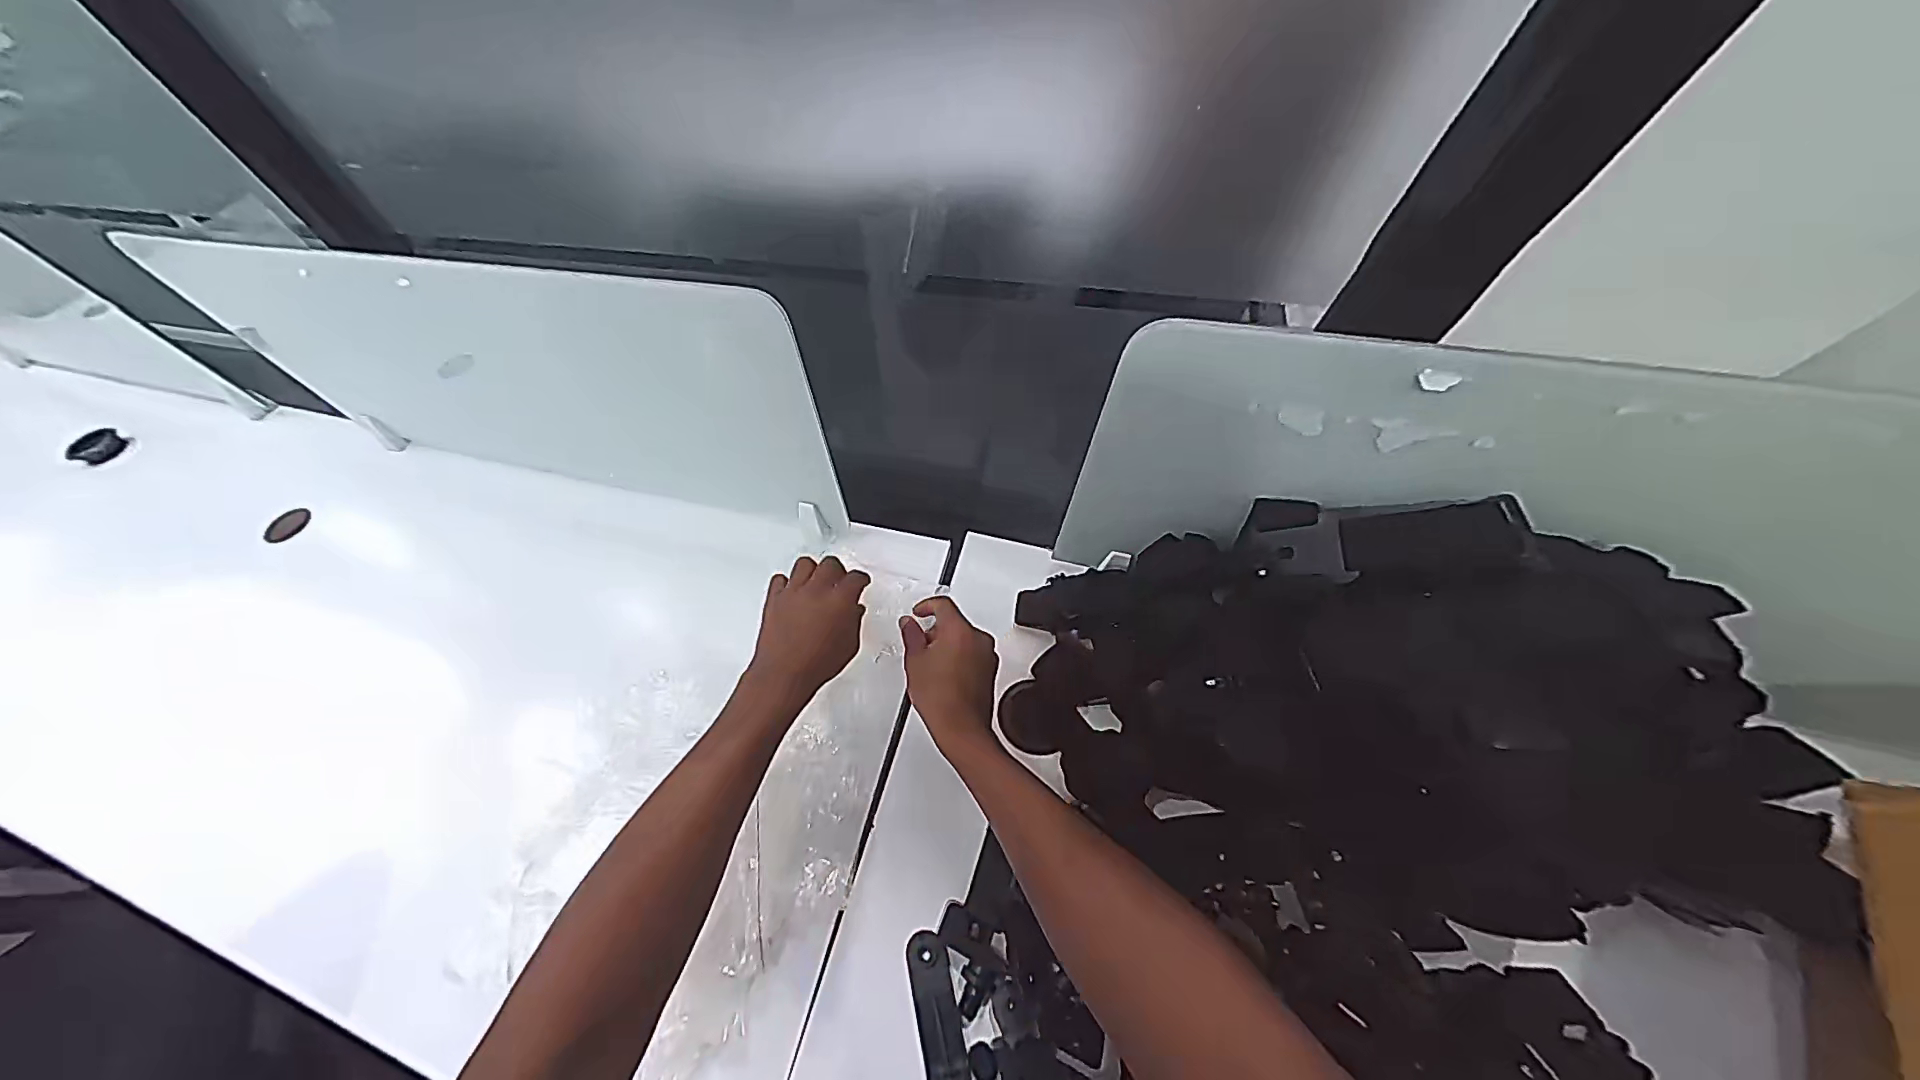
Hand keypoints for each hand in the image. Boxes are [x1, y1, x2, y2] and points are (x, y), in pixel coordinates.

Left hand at [747, 556, 871, 700]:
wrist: (784, 674)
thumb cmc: (815, 664)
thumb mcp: (849, 645)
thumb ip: (854, 622)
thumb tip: (853, 611)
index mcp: (840, 600)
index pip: (856, 578)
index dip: (860, 579)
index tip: (860, 581)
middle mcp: (817, 591)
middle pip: (830, 564)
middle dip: (838, 570)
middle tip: (840, 578)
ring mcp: (794, 593)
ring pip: (805, 564)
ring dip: (813, 570)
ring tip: (816, 579)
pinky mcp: (775, 599)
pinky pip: (780, 579)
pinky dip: (788, 582)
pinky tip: (793, 590)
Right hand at [899, 597, 1000, 760]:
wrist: (961, 727)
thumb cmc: (941, 699)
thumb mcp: (915, 661)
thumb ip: (912, 635)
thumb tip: (909, 624)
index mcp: (959, 631)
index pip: (943, 604)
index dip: (926, 606)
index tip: (919, 612)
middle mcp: (978, 639)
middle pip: (955, 622)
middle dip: (936, 630)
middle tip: (920, 643)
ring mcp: (987, 655)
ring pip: (964, 638)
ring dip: (948, 644)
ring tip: (930, 664)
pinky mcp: (990, 669)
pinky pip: (972, 653)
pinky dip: (959, 657)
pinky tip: (944, 674)